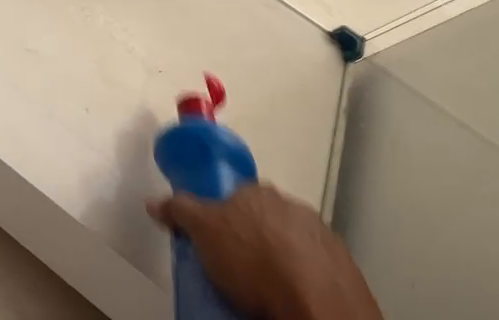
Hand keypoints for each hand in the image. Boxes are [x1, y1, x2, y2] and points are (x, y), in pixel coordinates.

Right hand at [149, 184, 382, 319]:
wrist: (321, 310)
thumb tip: (153, 201)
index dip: (221, 217)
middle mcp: (291, 204)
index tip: (213, 242)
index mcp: (257, 190)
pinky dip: (304, 278)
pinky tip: (293, 298)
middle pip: (262, 217)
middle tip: (236, 268)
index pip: (233, 195)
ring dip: (279, 257)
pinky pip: (315, 267)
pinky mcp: (345, 267)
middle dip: (251, 236)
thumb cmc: (253, 263)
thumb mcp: (201, 234)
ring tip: (267, 289)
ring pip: (290, 242)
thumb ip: (178, 211)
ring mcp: (322, 235)